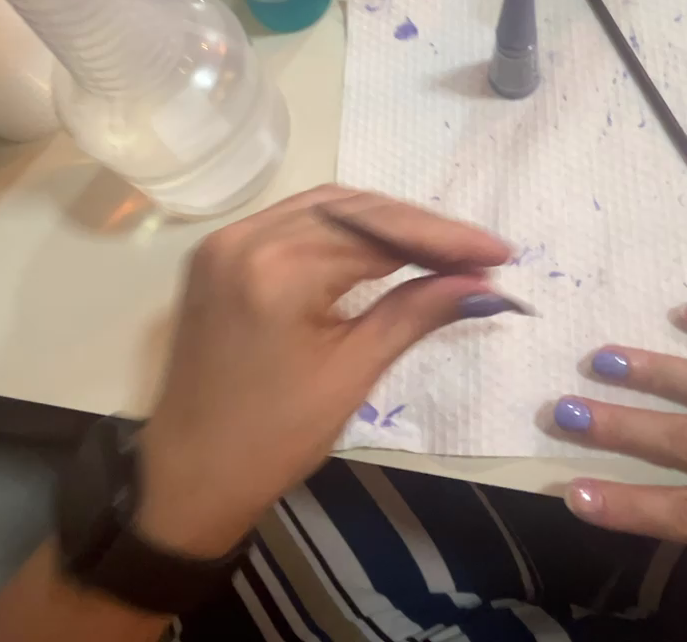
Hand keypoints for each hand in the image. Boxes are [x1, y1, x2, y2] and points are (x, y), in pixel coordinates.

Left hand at [136, 185, 513, 556]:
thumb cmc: (273, 440)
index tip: (499, 252)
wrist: (187, 479)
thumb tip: (486, 285)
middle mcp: (246, 236)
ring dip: (384, 222)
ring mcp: (226, 238)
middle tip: (476, 251)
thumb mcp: (352, 373)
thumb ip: (417, 312)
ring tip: (440, 247)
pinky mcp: (220, 249)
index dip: (444, 239)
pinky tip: (381, 245)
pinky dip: (343, 228)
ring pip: (325, 207)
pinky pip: (294, 221)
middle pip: (353, 209)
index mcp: (277, 271)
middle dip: (420, 227)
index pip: (377, 234)